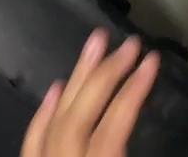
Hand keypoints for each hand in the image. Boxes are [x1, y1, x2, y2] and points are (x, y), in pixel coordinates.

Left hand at [22, 30, 160, 156]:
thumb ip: (133, 147)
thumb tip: (156, 123)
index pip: (113, 127)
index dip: (133, 90)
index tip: (153, 58)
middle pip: (79, 116)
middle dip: (105, 74)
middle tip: (131, 42)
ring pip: (55, 121)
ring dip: (77, 79)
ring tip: (97, 42)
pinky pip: (32, 142)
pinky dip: (43, 113)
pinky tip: (56, 87)